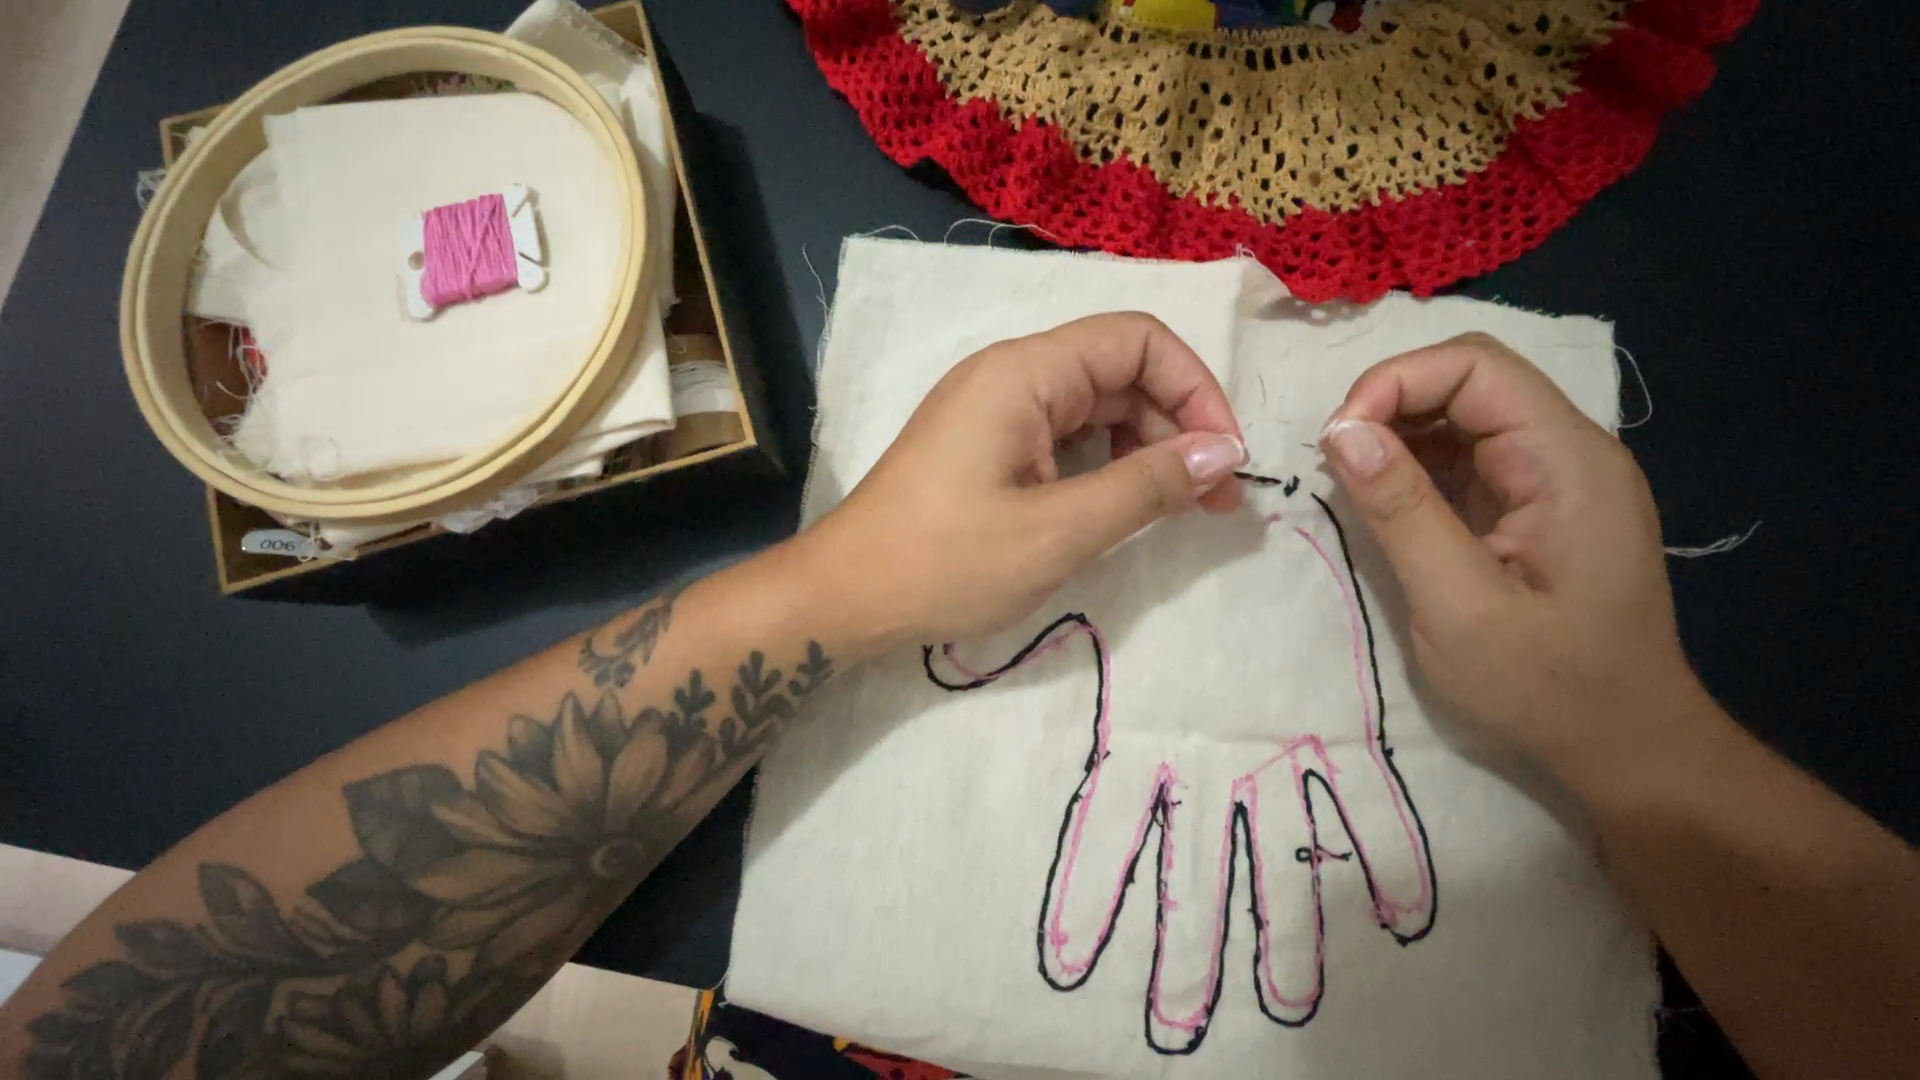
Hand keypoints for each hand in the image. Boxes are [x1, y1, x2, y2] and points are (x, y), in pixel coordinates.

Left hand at [798, 312, 1246, 657]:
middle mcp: (1010, 375)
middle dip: (1177, 426)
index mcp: (1024, 373)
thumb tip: (1223, 453)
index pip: (1138, 341)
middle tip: (1215, 501)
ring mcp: (993, 409)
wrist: (846, 597)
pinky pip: (1062, 435)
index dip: (1196, 390)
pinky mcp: (985, 444)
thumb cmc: (946, 563)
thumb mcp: (1058, 531)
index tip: (1225, 459)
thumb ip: (1146, 487)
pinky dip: (1103, 464)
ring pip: (1095, 406)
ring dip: (1145, 449)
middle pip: (1120, 372)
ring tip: (1178, 508)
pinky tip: (1122, 506)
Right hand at [923, 501, 1435, 1051]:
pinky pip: (1363, 808)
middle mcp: (1209, 774)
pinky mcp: (1336, 747)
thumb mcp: (1104, 624)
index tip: (1064, 961)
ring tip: (1289, 999)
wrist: (1265, 581)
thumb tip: (963, 659)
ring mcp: (1273, 770)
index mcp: (1150, 747)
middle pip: (1192, 873)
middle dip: (1186, 945)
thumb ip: (1049, 646)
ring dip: (1285, 927)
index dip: (1086, 893)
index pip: (1108, 828)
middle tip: (1174, 1024)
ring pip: (1277, 860)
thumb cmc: (1178, 612)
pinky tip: (1401, 911)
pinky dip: (1383, 853)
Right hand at [1318, 333, 1694, 781]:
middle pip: (1469, 380)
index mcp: (1566, 463)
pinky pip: (1464, 456)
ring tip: (1348, 479)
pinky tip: (1382, 498)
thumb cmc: (1543, 684)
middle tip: (1334, 459)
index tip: (1336, 440)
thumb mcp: (1458, 603)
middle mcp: (1567, 452)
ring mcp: (1551, 478)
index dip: (1394, 383)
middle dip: (1389, 403)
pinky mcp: (1530, 505)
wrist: (1621, 745)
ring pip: (1461, 415)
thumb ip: (1400, 510)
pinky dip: (1411, 464)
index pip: (1476, 367)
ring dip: (1395, 433)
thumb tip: (1340, 432)